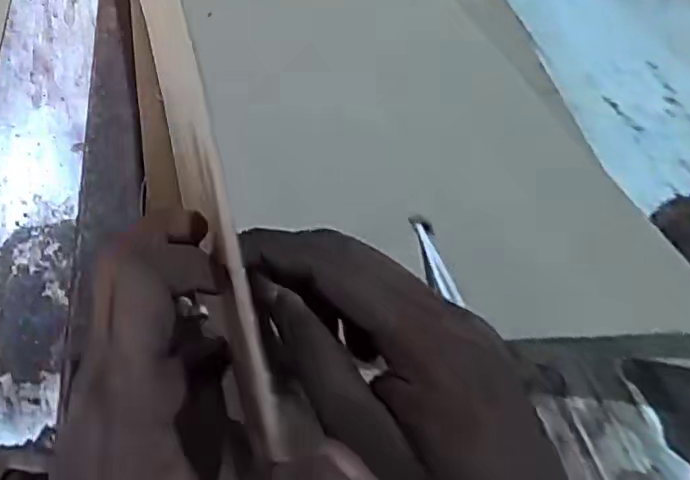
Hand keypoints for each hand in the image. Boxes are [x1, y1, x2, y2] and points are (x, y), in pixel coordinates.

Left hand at [54, 209, 217, 479]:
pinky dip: (175, 340)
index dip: (174, 253)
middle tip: (209, 233)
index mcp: (125, 386)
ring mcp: (102, 394)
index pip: (132, 278)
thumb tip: (347, 455)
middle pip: (115, 275)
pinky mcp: (111, 419)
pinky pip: (136, 354)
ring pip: (122, 309)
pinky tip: (222, 365)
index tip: (225, 261)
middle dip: (158, 242)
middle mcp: (103, 374)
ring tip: (230, 294)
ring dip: (169, 289)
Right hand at [243, 229, 564, 479]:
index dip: (272, 248)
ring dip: (313, 272)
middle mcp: (452, 315)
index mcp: (430, 340)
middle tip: (240, 276)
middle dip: (287, 254)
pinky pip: (390, 291)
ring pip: (367, 264)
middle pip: (349, 252)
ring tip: (279, 306)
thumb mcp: (362, 440)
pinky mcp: (466, 339)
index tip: (222, 255)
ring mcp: (464, 324)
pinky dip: (345, 293)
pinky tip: (333, 333)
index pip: (333, 261)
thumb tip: (267, 289)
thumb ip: (313, 357)